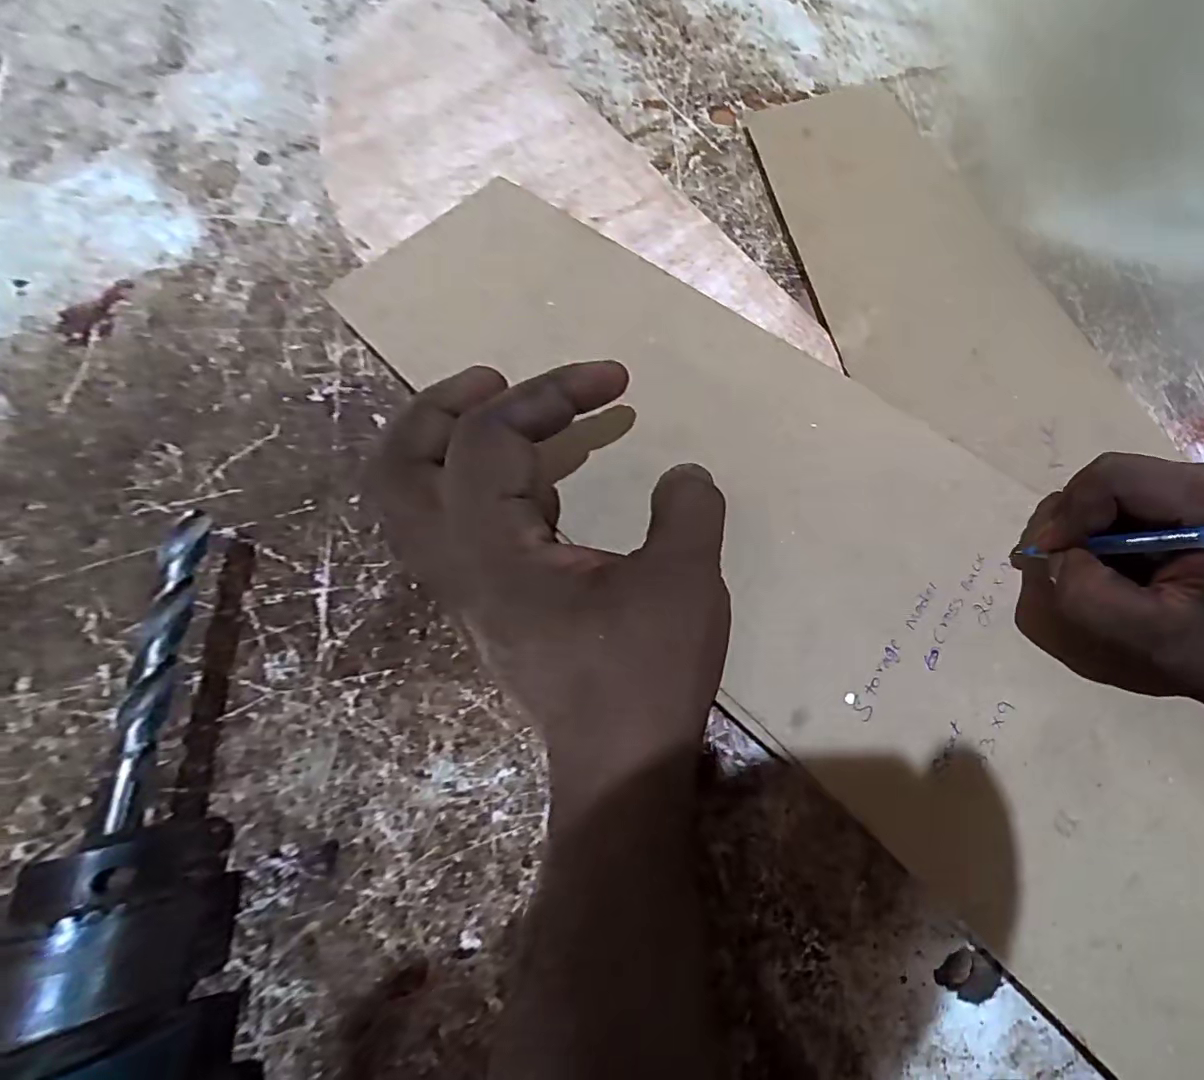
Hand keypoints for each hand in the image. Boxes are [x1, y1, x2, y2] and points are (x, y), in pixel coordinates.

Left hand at [367, 361, 729, 793]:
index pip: (490, 442)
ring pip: (418, 503)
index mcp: (492, 551)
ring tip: (512, 420)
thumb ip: (688, 511)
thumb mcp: (686, 579)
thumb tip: (685, 475)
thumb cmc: (649, 669)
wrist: (624, 760)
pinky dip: (486, 490)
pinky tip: (545, 489)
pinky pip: (462, 531)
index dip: (552, 393)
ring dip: (451, 448)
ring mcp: (472, 594)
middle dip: (445, 407)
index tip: (616, 378)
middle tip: (502, 379)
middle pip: (401, 467)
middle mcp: (459, 567)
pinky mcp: (499, 612)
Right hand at [1014, 453, 1203, 704]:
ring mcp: (1186, 484)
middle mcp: (1199, 476)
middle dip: (1070, 525)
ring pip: (1100, 489)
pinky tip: (1104, 568)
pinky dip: (1091, 535)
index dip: (1070, 515)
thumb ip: (1093, 599)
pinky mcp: (1171, 498)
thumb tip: (1052, 559)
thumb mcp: (1152, 639)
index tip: (1048, 561)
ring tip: (1083, 575)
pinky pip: (1109, 503)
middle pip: (1103, 479)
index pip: (1113, 477)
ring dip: (1079, 531)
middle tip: (1059, 573)